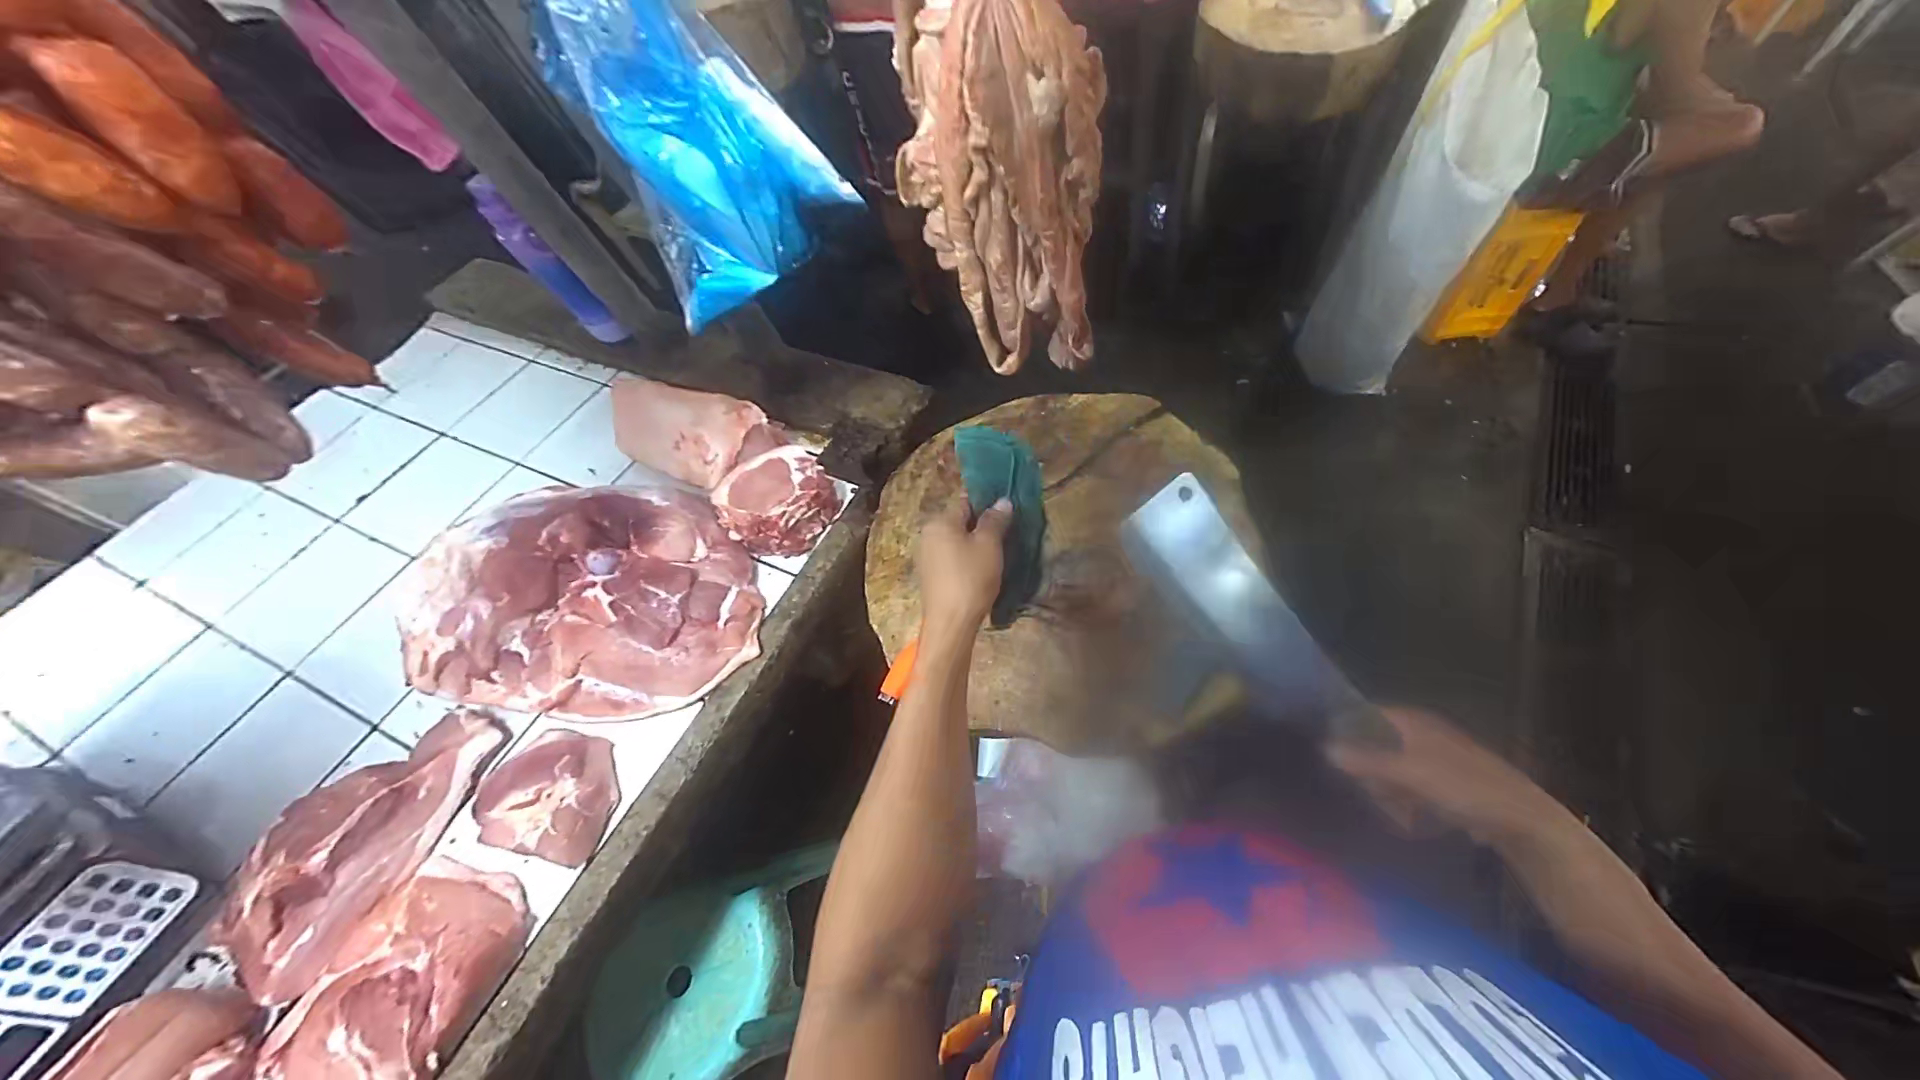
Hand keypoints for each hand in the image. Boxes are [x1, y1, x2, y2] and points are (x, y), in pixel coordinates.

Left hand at [917, 496, 1010, 636]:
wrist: (951, 623)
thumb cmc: (971, 578)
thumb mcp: (989, 545)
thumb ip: (995, 520)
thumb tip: (1002, 501)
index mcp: (939, 522)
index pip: (966, 501)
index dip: (988, 503)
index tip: (1008, 511)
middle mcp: (928, 535)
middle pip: (960, 522)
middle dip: (982, 525)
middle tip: (1007, 534)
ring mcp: (927, 557)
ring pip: (956, 541)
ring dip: (975, 544)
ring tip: (998, 553)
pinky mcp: (931, 576)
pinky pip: (952, 558)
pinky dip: (967, 559)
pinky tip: (982, 570)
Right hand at [1327, 707, 1573, 847]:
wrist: (1525, 823)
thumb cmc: (1465, 789)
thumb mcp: (1410, 774)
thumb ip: (1366, 761)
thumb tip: (1324, 748)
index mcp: (1413, 721)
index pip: (1364, 712)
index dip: (1342, 725)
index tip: (1324, 746)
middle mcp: (1421, 732)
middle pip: (1373, 740)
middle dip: (1363, 764)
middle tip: (1360, 786)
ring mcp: (1433, 756)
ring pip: (1389, 764)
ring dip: (1381, 784)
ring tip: (1384, 805)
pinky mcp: (1443, 781)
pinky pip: (1406, 783)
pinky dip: (1400, 796)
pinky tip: (1403, 814)